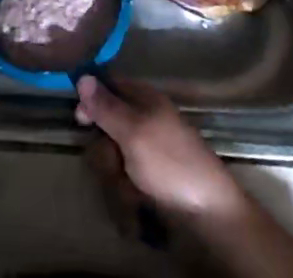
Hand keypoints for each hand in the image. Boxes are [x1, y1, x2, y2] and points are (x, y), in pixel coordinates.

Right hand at [77, 75, 243, 219]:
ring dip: (114, 173)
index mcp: (145, 100)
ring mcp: (147, 152)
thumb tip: (82, 75)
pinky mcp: (148, 178)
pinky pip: (122, 176)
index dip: (90, 99)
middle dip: (104, 147)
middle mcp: (144, 121)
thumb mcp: (133, 131)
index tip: (81, 119)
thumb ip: (105, 106)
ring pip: (110, 153)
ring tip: (130, 188)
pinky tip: (136, 199)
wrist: (211, 217)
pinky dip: (125, 189)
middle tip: (114, 160)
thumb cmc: (171, 165)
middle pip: (104, 124)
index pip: (107, 86)